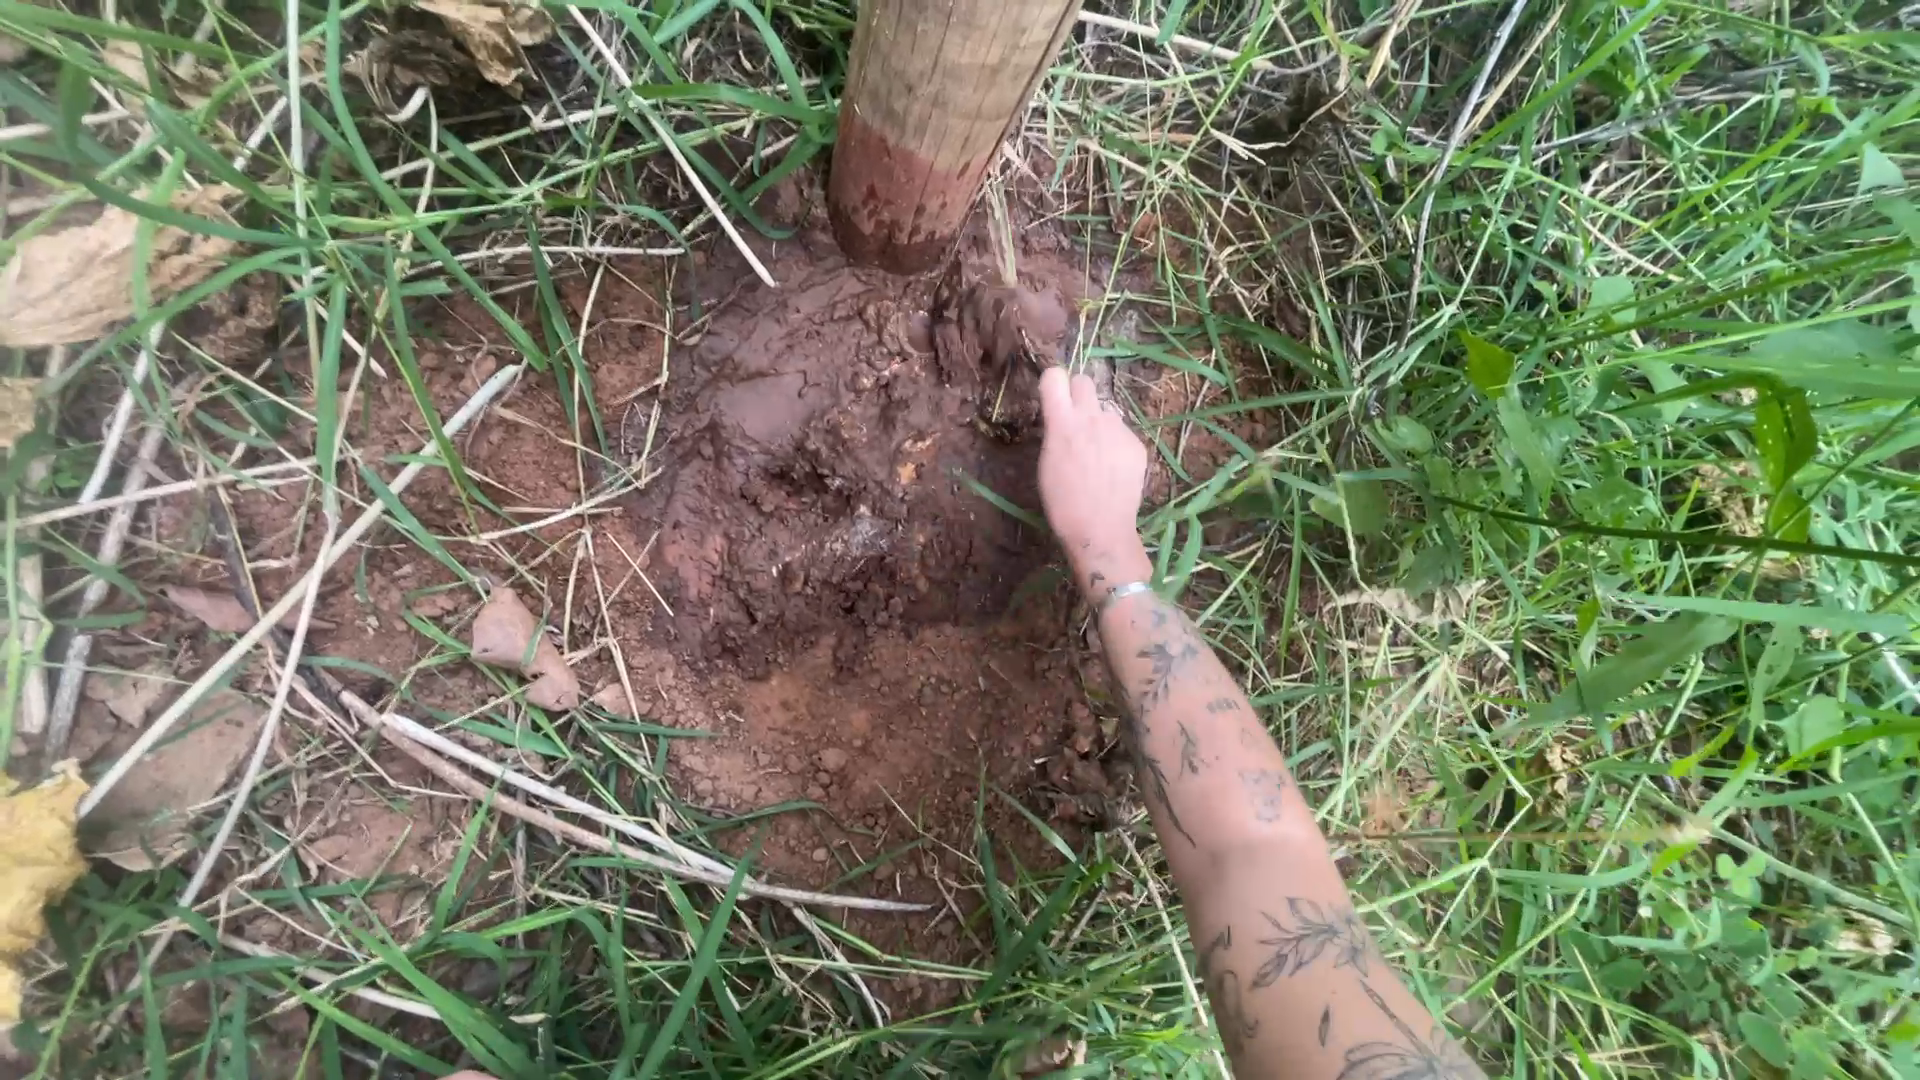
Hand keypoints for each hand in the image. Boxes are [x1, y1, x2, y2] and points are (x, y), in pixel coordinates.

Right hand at [1037, 366, 1150, 593]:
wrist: (1100, 529)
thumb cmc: (1063, 503)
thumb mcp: (1047, 463)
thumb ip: (1056, 431)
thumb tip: (1062, 417)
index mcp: (1062, 423)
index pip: (1055, 376)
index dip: (1053, 383)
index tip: (1053, 397)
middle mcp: (1092, 418)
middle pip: (1084, 381)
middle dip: (1077, 395)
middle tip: (1075, 421)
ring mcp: (1118, 430)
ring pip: (1106, 411)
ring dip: (1098, 423)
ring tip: (1096, 456)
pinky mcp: (1136, 444)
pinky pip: (1122, 433)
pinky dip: (1115, 445)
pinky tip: (1112, 470)